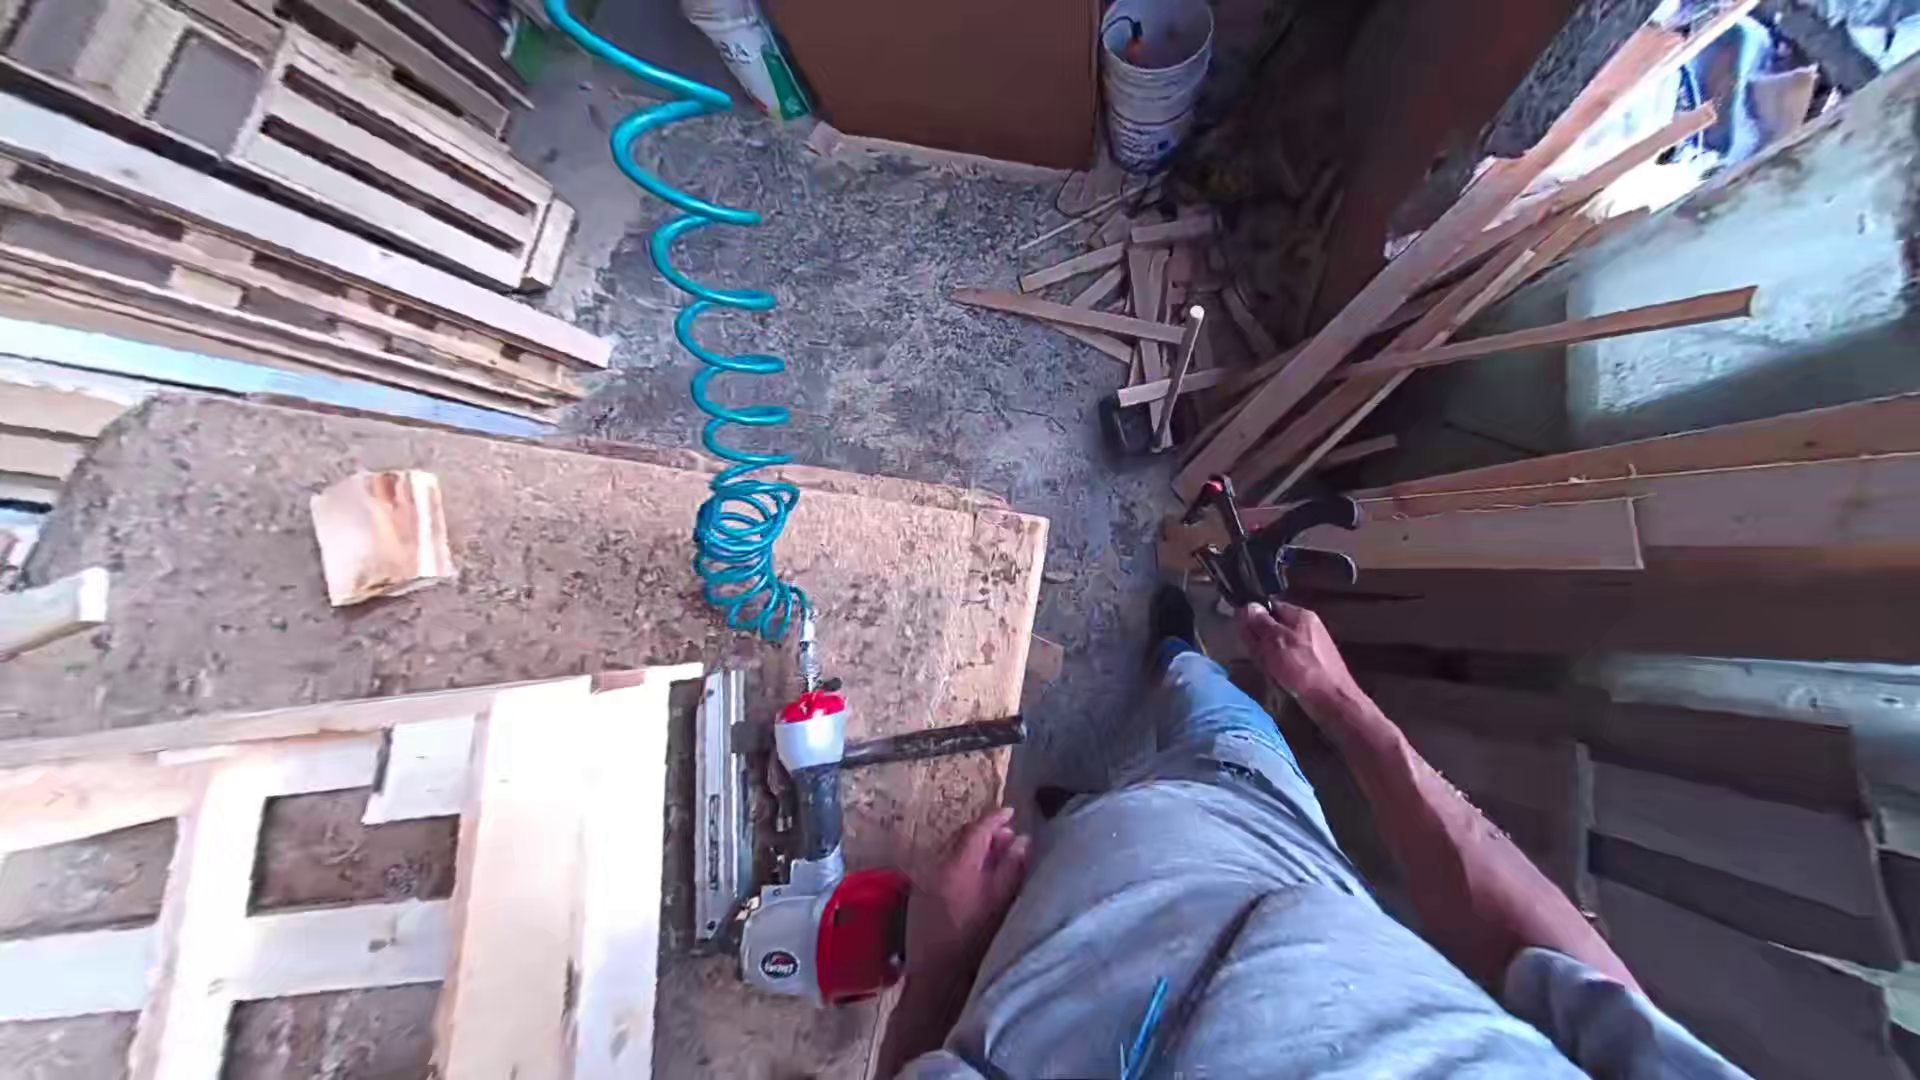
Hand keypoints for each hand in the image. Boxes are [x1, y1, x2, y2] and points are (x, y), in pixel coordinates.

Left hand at [905, 806, 1030, 977]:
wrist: (936, 976)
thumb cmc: (972, 941)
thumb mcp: (999, 903)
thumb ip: (1012, 868)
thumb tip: (1022, 840)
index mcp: (958, 863)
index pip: (977, 829)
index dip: (995, 817)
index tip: (1011, 811)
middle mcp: (938, 863)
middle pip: (963, 835)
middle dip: (985, 830)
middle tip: (1007, 836)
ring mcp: (926, 876)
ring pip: (952, 848)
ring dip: (972, 845)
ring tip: (993, 855)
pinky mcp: (920, 890)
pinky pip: (943, 862)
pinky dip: (960, 859)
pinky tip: (972, 873)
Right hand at [1238, 602, 1358, 706]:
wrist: (1332, 701)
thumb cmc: (1302, 667)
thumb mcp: (1275, 641)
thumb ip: (1260, 622)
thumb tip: (1249, 606)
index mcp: (1301, 616)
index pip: (1270, 607)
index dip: (1254, 617)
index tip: (1244, 630)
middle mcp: (1307, 628)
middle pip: (1272, 627)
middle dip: (1260, 641)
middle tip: (1256, 653)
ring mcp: (1310, 648)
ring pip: (1276, 646)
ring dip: (1266, 656)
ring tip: (1267, 668)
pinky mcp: (1310, 665)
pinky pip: (1285, 660)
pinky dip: (1277, 667)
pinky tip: (1277, 677)